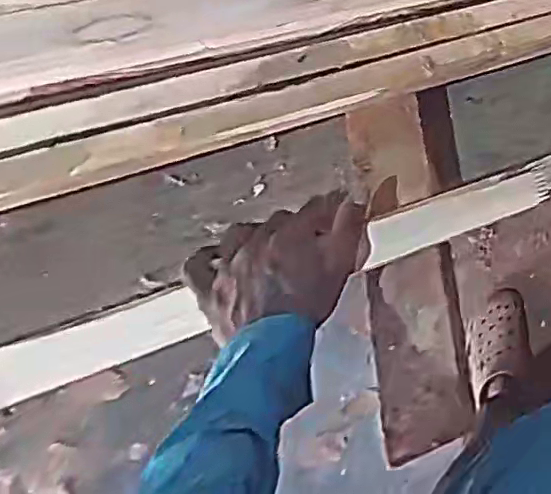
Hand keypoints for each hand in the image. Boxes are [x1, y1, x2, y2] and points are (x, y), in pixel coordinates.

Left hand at [182, 191, 369, 345]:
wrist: (272, 348)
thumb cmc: (307, 305)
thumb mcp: (342, 262)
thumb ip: (350, 227)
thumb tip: (353, 202)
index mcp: (291, 233)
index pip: (314, 207)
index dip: (328, 209)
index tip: (335, 214)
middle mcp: (257, 242)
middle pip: (279, 219)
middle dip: (295, 226)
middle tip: (307, 241)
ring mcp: (229, 265)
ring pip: (239, 233)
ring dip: (254, 234)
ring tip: (266, 245)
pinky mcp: (209, 290)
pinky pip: (197, 264)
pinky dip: (207, 258)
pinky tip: (218, 259)